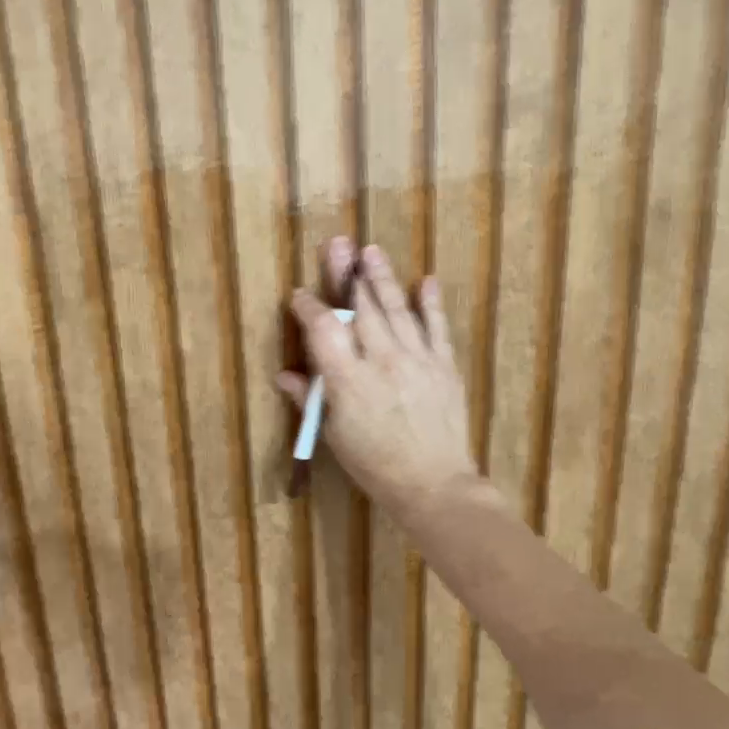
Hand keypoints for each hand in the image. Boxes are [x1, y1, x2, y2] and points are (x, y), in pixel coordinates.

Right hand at [276, 237, 491, 525]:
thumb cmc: (374, 465)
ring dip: (382, 278)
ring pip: (396, 309)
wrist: (433, 483)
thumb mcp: (333, 437)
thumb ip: (310, 400)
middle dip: (346, 275)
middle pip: (361, 309)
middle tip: (339, 244)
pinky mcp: (444, 366)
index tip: (300, 295)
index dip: (309, 309)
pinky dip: (431, 304)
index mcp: (348, 381)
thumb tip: (284, 375)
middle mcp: (381, 361)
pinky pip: (437, 328)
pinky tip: (426, 281)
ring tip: (372, 250)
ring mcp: (417, 360)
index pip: (324, 330)